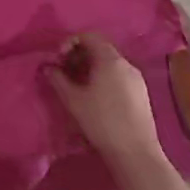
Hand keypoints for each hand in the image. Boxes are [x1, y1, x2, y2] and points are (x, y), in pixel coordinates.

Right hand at [44, 33, 166, 174]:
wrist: (135, 152)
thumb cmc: (101, 121)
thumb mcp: (73, 100)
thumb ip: (58, 79)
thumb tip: (48, 67)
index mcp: (110, 60)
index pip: (89, 36)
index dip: (70, 42)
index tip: (58, 58)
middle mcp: (126, 64)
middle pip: (100, 49)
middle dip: (79, 56)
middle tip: (64, 71)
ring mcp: (137, 79)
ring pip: (110, 64)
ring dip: (90, 68)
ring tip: (77, 85)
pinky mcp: (141, 94)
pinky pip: (119, 76)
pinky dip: (104, 78)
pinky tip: (95, 97)